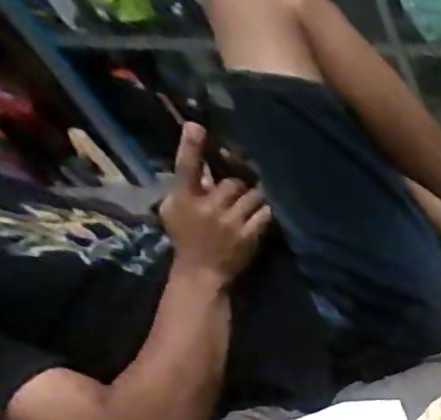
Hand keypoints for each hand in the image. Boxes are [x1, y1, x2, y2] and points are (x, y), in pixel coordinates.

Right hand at [158, 123, 271, 286]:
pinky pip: (264, 215)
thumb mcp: (174, 208)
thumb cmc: (185, 237)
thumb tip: (202, 167)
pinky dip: (266, 211)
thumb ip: (186, 187)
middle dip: (238, 184)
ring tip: (254, 200)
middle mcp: (208, 207)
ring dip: (255, 196)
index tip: (197, 126)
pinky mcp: (249, 236)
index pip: (186, 167)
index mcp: (184, 197)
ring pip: (251, 197)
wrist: (202, 270)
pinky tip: (266, 211)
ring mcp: (231, 222)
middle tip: (241, 188)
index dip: (192, 146)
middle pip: (232, 183)